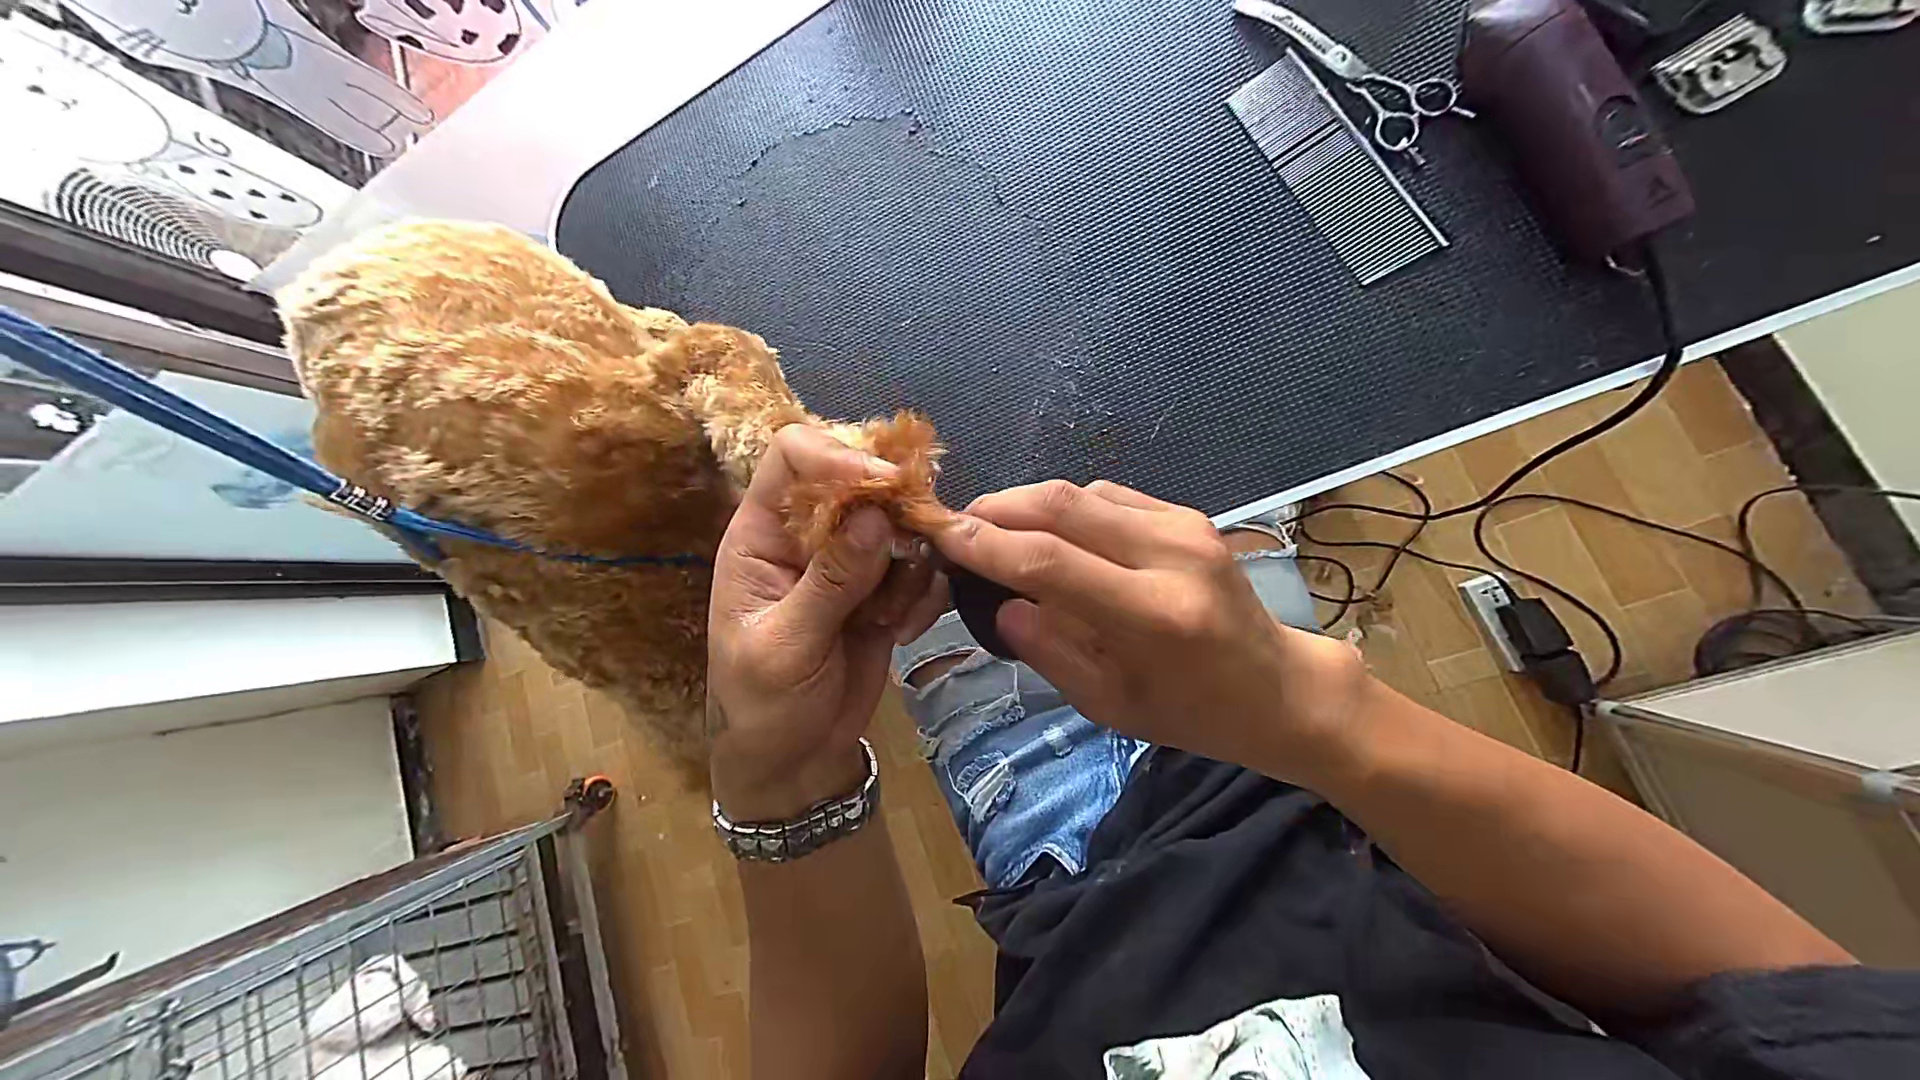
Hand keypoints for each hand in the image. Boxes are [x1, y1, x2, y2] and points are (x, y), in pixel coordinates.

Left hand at [707, 427, 936, 819]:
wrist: (797, 756)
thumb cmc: (764, 704)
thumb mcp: (785, 646)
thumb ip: (828, 582)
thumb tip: (874, 517)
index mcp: (762, 534)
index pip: (792, 457)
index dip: (836, 455)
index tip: (883, 483)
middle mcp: (809, 535)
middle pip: (859, 478)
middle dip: (893, 510)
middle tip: (913, 548)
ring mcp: (851, 560)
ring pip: (900, 523)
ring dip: (909, 567)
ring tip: (888, 620)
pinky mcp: (884, 588)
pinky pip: (919, 566)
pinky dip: (923, 595)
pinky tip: (902, 633)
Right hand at [929, 480, 1368, 784]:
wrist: (1277, 685)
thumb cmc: (1190, 713)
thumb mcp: (1109, 705)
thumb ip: (1048, 651)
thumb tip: (1000, 602)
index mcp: (1152, 615)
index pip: (1049, 561)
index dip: (986, 543)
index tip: (942, 536)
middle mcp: (1171, 555)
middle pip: (1061, 506)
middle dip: (997, 508)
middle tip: (958, 525)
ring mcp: (1185, 526)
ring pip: (1080, 493)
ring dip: (1028, 504)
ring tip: (996, 529)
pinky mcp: (1189, 515)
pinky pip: (1108, 497)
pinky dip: (1065, 507)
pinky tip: (1051, 531)